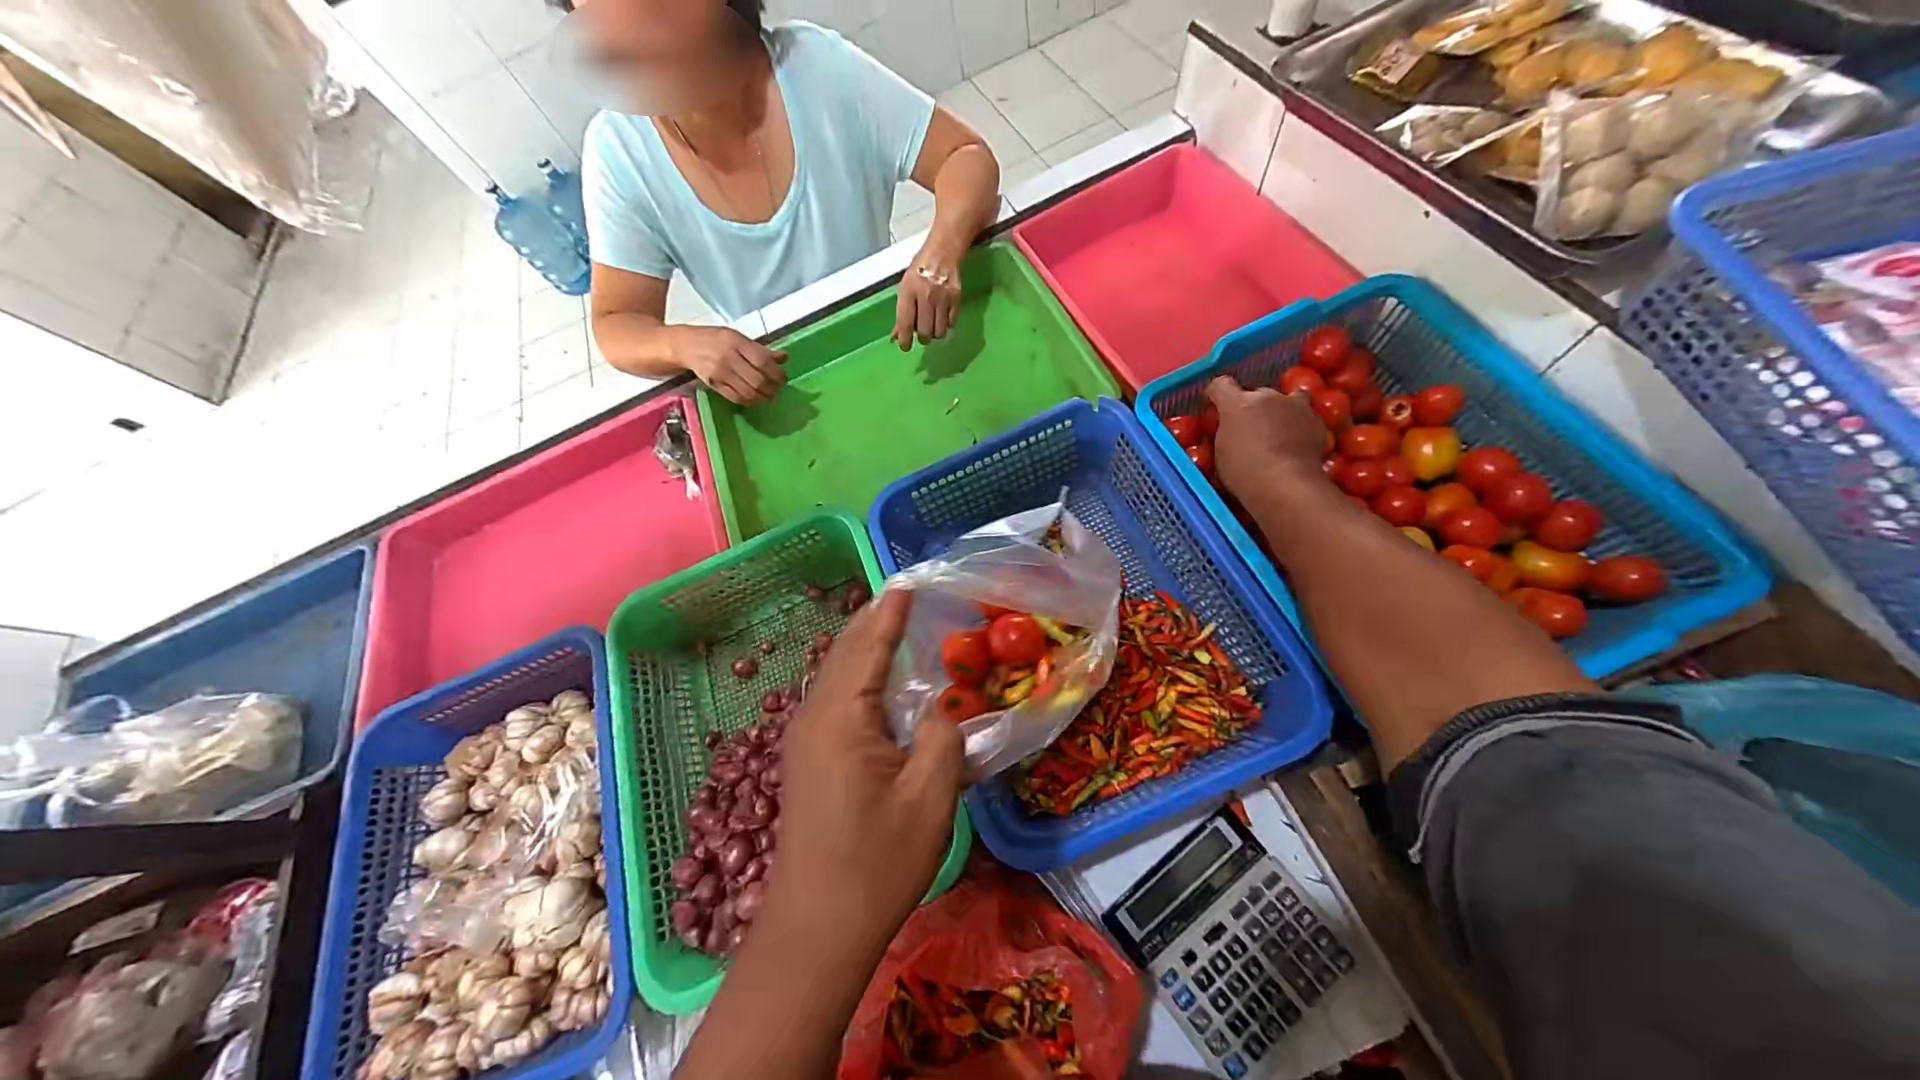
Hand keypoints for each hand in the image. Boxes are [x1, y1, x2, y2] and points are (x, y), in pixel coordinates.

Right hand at [676, 325, 786, 404]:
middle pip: (757, 380)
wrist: (685, 345)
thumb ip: (760, 349)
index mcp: (736, 342)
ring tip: (769, 395)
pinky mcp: (714, 385)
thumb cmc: (715, 339)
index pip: (762, 360)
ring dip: (763, 397)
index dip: (776, 372)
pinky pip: (736, 398)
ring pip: (748, 392)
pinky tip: (755, 399)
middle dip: (772, 388)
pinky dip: (750, 401)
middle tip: (777, 389)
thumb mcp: (738, 337)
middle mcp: (728, 358)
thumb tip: (784, 357)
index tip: (783, 378)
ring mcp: (720, 373)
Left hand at [767, 588, 963, 936]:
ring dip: (862, 647)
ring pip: (834, 676)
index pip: (867, 647)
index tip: (907, 581)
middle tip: (905, 597)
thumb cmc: (877, 863)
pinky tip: (875, 683)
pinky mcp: (805, 760)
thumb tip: (943, 708)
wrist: (816, 927)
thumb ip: (942, 737)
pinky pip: (832, 699)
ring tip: (892, 626)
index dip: (890, 613)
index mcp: (841, 718)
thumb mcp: (929, 799)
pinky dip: (855, 675)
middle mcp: (813, 718)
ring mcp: (803, 740)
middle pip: (843, 654)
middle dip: (873, 622)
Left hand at [892, 246, 963, 349]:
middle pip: (924, 331)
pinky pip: (951, 323)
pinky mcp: (956, 299)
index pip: (905, 323)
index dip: (904, 340)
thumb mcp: (905, 288)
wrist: (942, 253)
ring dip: (935, 333)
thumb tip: (896, 337)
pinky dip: (946, 325)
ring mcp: (943, 298)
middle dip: (922, 338)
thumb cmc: (919, 272)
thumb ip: (901, 313)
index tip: (905, 346)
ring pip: (939, 331)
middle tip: (922, 335)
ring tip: (933, 326)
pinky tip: (942, 318)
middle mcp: (926, 296)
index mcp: (908, 292)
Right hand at [1206, 375, 1328, 498]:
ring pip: (1288, 399)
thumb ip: (1226, 432)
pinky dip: (1300, 427)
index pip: (1221, 385)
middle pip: (1257, 393)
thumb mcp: (1221, 452)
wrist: (1284, 484)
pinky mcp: (1317, 422)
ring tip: (1279, 431)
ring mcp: (1296, 407)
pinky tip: (1296, 445)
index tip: (1216, 405)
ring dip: (1282, 410)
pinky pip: (1305, 418)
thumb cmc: (1243, 473)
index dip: (1217, 394)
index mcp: (1237, 404)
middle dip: (1253, 406)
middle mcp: (1267, 397)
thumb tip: (1232, 429)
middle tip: (1250, 428)